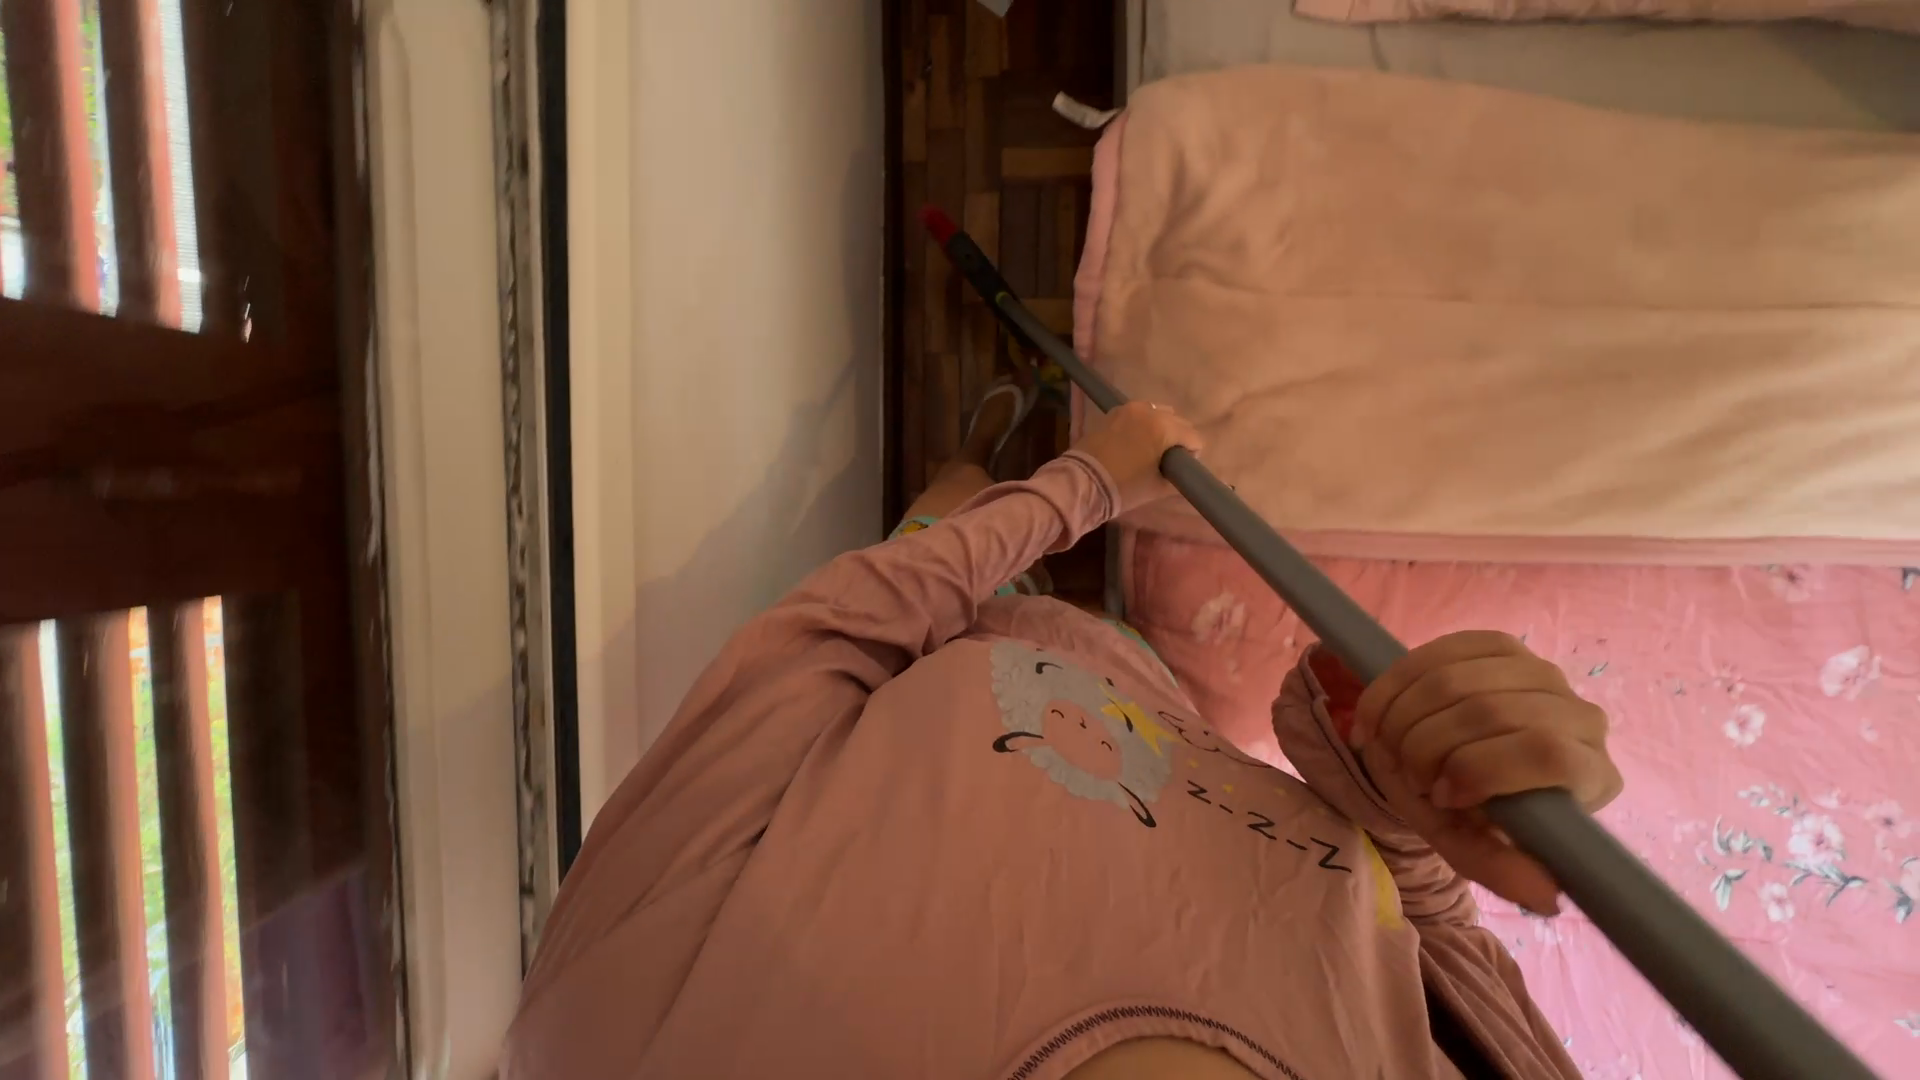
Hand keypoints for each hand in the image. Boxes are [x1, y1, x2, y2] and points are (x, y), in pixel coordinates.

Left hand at [1072, 402, 1203, 514]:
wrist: (1082, 483)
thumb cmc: (1124, 487)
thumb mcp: (1157, 487)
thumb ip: (1178, 476)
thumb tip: (1183, 469)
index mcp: (1163, 427)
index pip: (1193, 437)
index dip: (1191, 454)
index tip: (1181, 469)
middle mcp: (1148, 411)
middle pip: (1177, 421)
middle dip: (1177, 439)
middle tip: (1167, 460)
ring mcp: (1128, 409)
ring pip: (1157, 413)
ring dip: (1161, 428)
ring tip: (1151, 448)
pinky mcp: (1112, 413)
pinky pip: (1138, 414)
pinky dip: (1142, 424)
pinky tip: (1135, 441)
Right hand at [1350, 631, 1622, 915]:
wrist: (1433, 762)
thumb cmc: (1462, 810)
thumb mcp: (1472, 848)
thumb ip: (1502, 871)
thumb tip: (1546, 895)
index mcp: (1590, 773)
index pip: (1546, 752)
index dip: (1480, 769)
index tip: (1440, 796)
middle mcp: (1578, 714)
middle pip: (1491, 711)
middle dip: (1426, 744)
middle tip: (1407, 772)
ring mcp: (1537, 671)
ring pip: (1454, 679)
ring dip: (1403, 716)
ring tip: (1390, 743)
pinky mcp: (1493, 644)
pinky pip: (1432, 652)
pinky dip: (1391, 687)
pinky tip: (1380, 713)